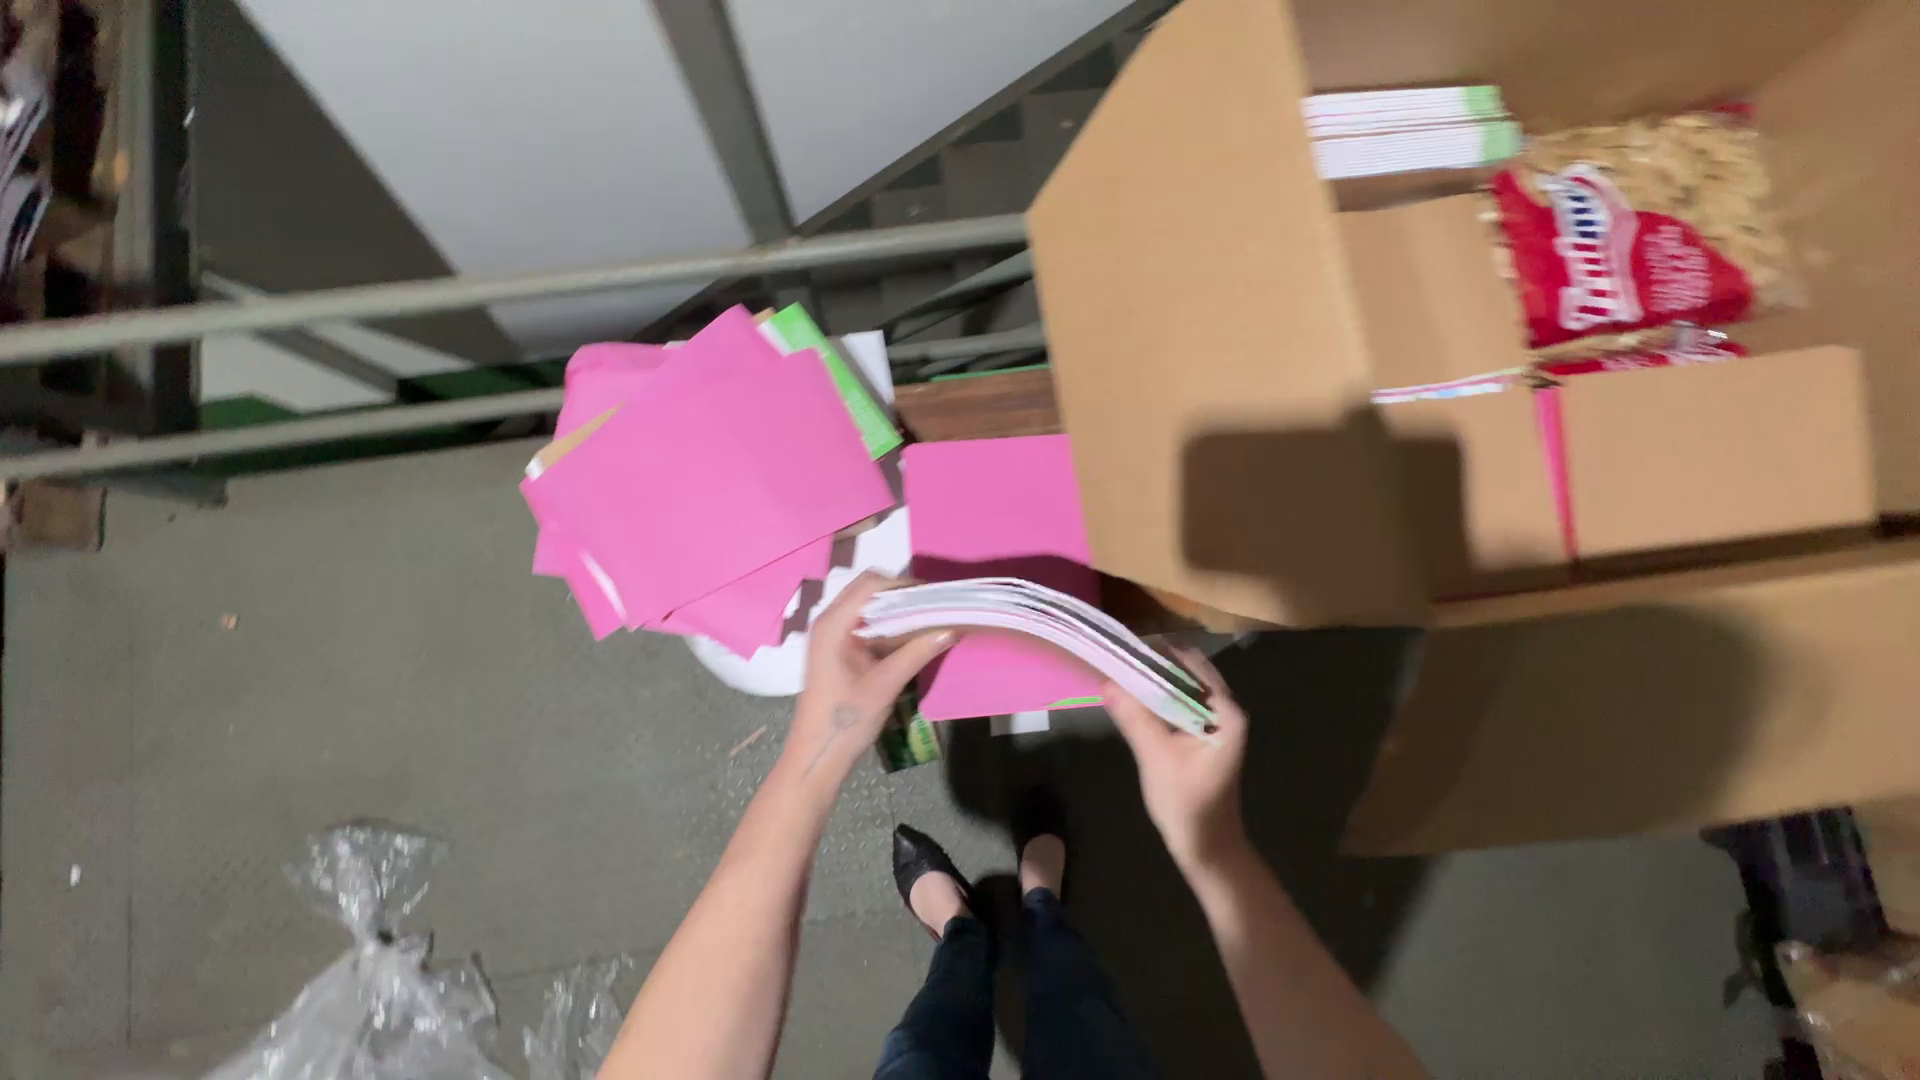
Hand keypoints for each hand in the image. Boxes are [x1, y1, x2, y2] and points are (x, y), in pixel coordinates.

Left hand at [781, 572, 956, 784]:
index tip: (936, 596)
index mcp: (833, 624)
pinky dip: (892, 626)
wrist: (817, 756)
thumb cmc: (845, 721)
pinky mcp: (841, 650)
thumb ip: (917, 652)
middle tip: (938, 607)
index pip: (871, 584)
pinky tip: (915, 638)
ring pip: (870, 607)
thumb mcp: (885, 685)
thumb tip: (953, 628)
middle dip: (904, 595)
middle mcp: (830, 621)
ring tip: (932, 620)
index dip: (904, 585)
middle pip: (870, 590)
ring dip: (900, 610)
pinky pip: (869, 625)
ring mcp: (834, 635)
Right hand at [1104, 648, 1249, 870]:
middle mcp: (1226, 710)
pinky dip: (1158, 695)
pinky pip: (1179, 702)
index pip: (1191, 664)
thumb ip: (1134, 717)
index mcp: (1226, 713)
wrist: (1208, 849)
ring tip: (1118, 669)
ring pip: (1182, 686)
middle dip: (1153, 662)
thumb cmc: (1188, 806)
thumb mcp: (1156, 759)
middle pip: (1187, 670)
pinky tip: (1132, 695)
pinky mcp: (1203, 733)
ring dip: (1153, 678)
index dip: (1157, 652)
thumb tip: (1106, 682)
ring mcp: (1215, 722)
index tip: (1124, 645)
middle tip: (1116, 655)